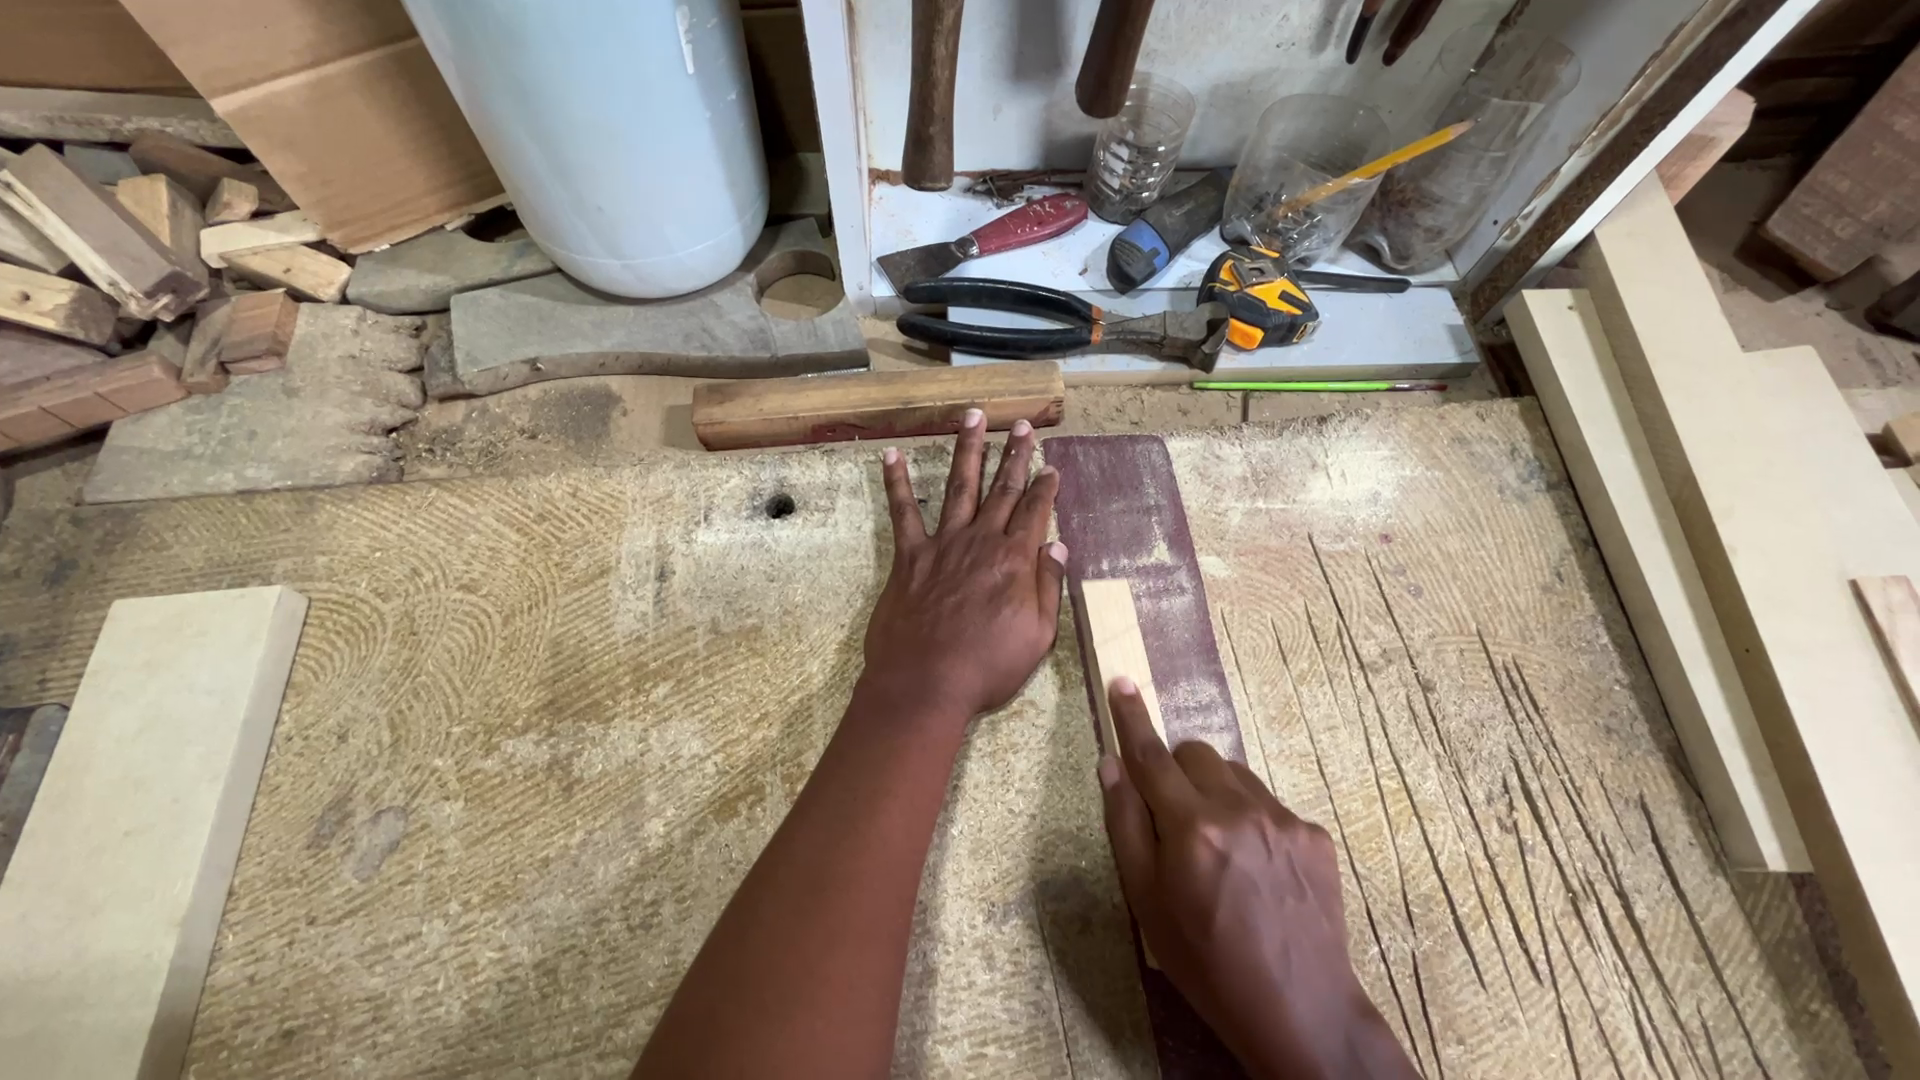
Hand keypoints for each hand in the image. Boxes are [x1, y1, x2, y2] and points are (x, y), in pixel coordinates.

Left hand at [861, 410, 1066, 720]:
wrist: (926, 682)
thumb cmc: (987, 667)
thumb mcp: (1039, 636)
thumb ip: (1048, 587)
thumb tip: (1058, 547)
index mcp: (1016, 561)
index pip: (1036, 512)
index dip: (1045, 487)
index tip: (1051, 465)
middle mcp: (982, 542)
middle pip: (1003, 489)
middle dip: (1015, 455)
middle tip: (1022, 425)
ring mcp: (944, 544)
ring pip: (959, 486)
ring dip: (968, 450)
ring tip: (974, 417)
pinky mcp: (910, 557)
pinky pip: (903, 512)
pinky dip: (897, 482)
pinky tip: (892, 455)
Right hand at [1099, 678, 1418, 1079]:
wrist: (1298, 1009)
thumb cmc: (1205, 962)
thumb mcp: (1146, 903)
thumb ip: (1125, 826)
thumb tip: (1111, 764)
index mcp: (1191, 828)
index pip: (1152, 756)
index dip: (1132, 719)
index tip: (1123, 683)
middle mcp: (1239, 810)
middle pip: (1196, 755)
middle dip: (1176, 771)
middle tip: (1172, 818)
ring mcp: (1284, 820)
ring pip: (1234, 775)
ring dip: (1214, 792)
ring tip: (1218, 851)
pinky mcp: (1315, 835)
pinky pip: (1269, 804)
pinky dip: (1251, 819)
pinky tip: (1257, 869)